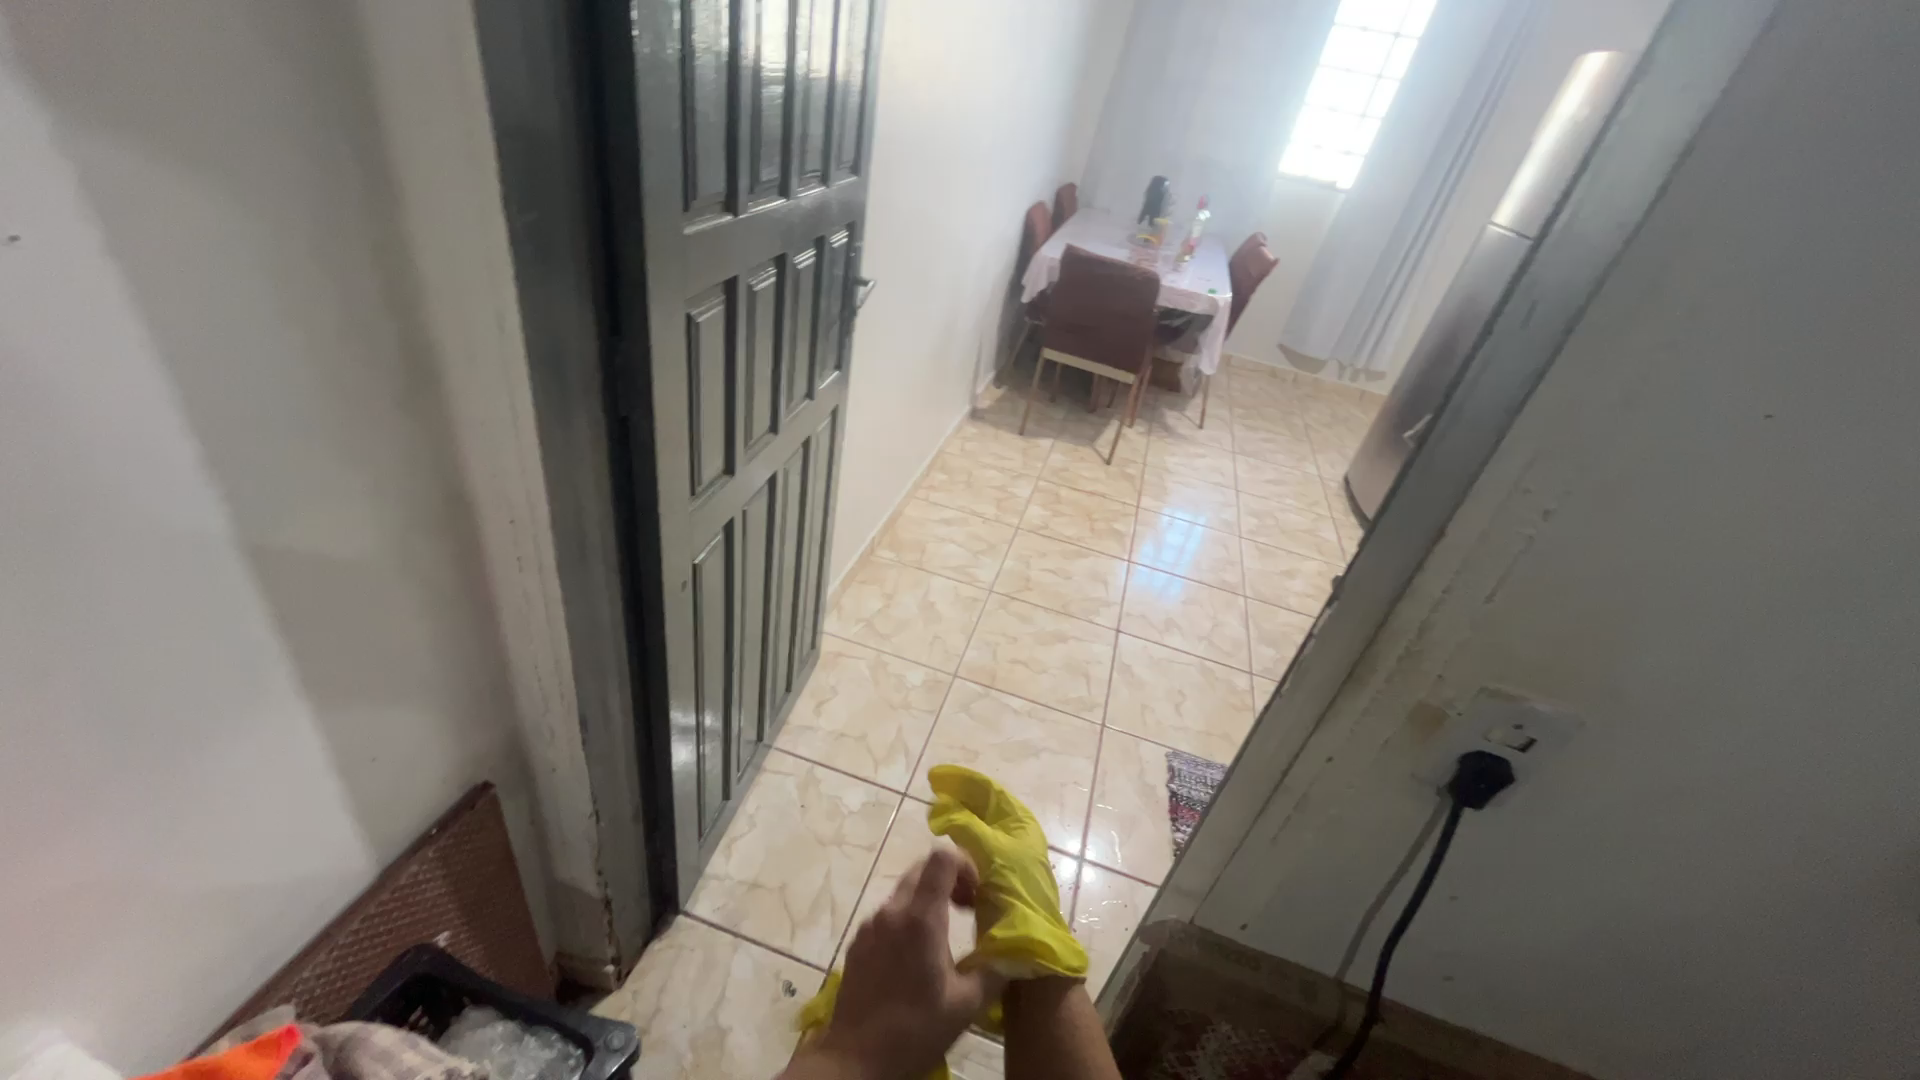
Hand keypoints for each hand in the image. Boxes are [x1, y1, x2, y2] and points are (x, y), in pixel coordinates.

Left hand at [793, 849, 1005, 1079]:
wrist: (854, 1060)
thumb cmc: (914, 1030)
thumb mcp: (966, 1006)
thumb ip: (994, 972)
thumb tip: (1016, 952)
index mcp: (921, 918)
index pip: (942, 857)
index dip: (965, 865)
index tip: (977, 895)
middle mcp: (893, 911)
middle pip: (923, 868)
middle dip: (950, 879)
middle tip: (967, 909)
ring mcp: (871, 924)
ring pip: (905, 890)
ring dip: (928, 899)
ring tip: (944, 935)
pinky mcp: (858, 941)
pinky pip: (888, 913)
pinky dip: (907, 918)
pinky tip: (915, 955)